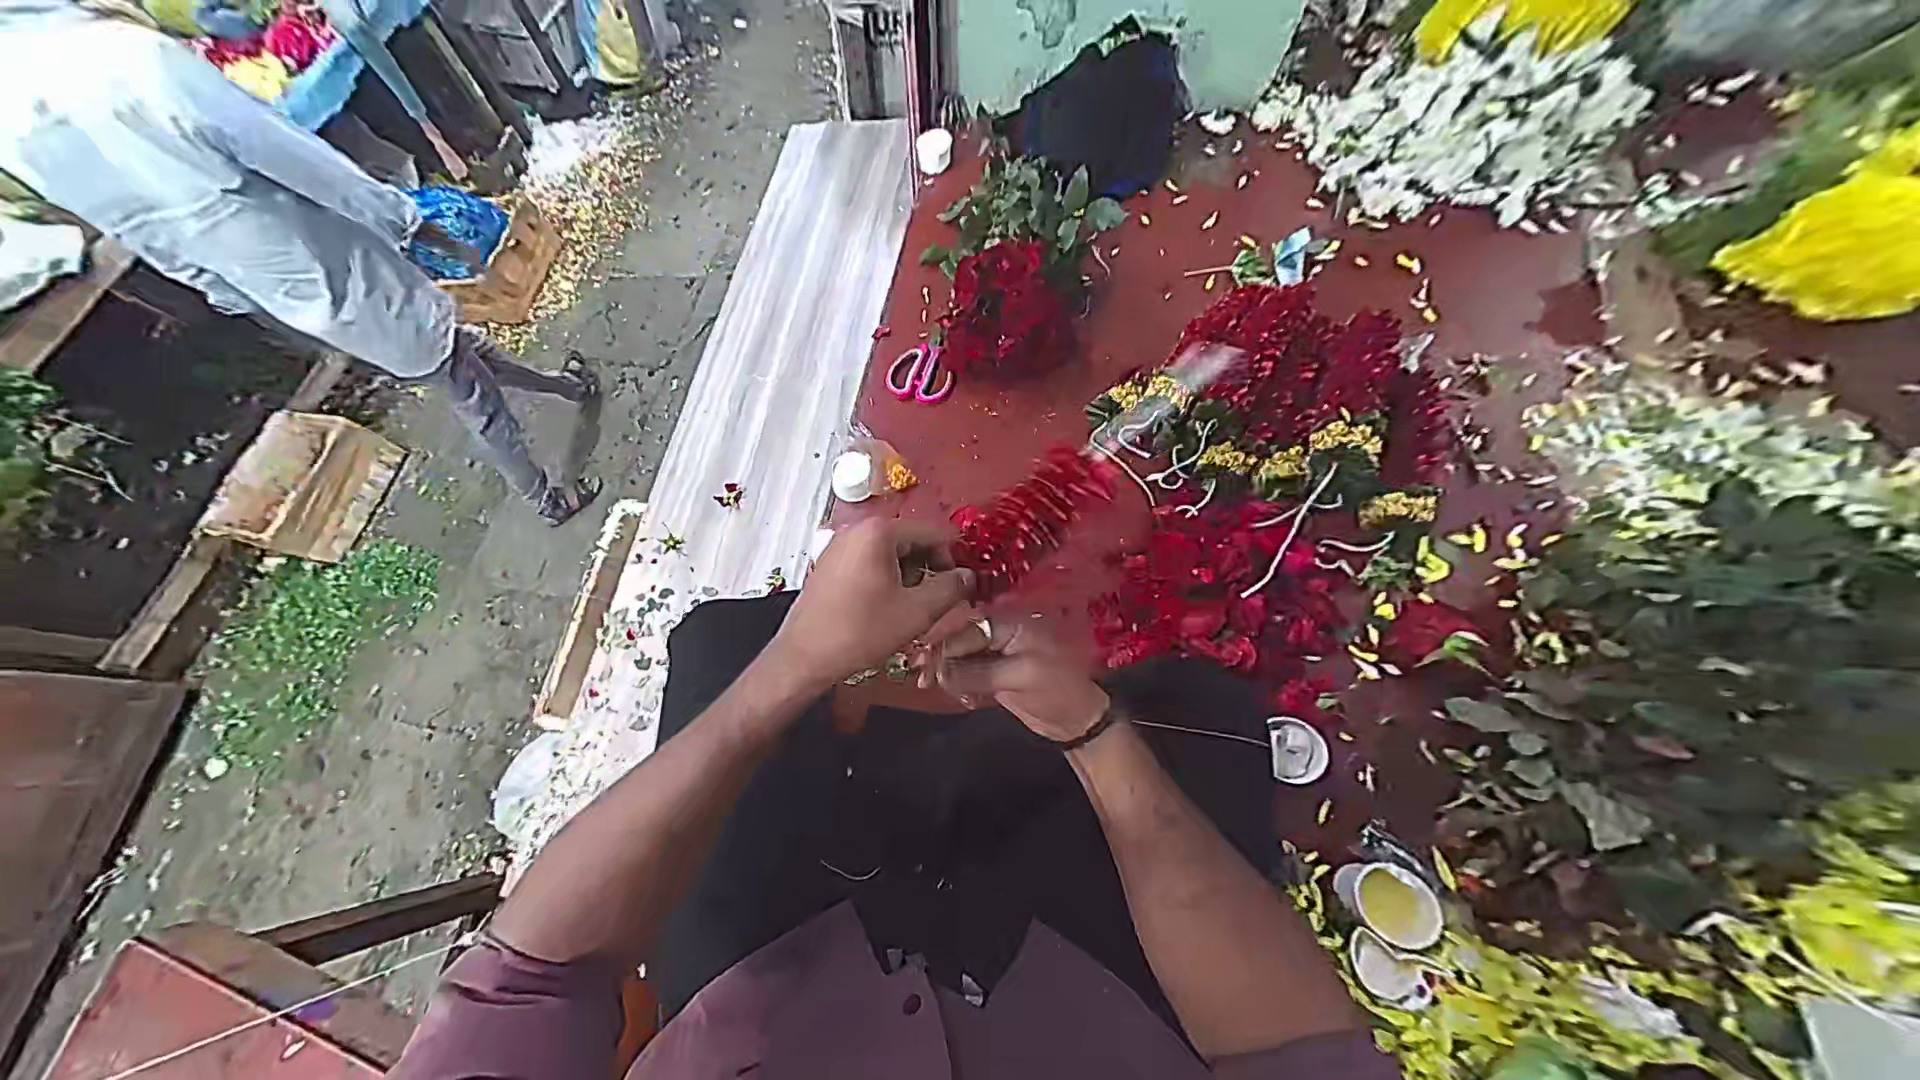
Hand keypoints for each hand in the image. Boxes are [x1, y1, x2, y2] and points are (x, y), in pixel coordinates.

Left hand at [765, 518, 974, 690]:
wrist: (805, 657)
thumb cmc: (861, 631)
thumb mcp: (917, 611)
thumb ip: (951, 588)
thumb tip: (969, 576)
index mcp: (879, 531)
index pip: (934, 532)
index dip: (954, 558)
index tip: (962, 585)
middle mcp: (858, 529)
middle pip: (912, 540)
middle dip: (931, 568)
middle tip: (938, 601)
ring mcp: (841, 546)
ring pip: (892, 554)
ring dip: (910, 576)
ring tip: (912, 609)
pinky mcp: (831, 564)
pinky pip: (871, 562)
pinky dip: (887, 579)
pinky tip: (887, 608)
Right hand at [929, 618, 1109, 743]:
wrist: (1077, 721)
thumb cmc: (1057, 690)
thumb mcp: (1020, 677)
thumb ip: (978, 672)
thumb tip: (939, 673)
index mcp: (1014, 624)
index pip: (970, 629)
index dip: (946, 644)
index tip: (923, 659)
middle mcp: (1003, 634)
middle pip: (962, 639)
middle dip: (940, 655)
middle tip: (917, 672)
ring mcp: (998, 655)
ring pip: (961, 656)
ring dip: (942, 668)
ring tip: (923, 682)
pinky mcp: (994, 674)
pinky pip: (967, 672)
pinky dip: (953, 679)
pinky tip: (939, 686)